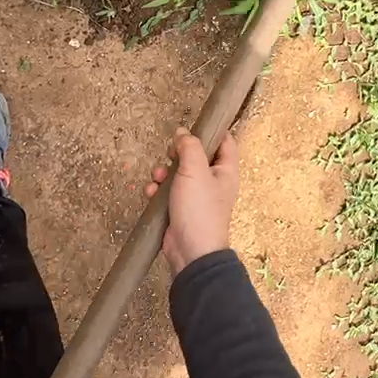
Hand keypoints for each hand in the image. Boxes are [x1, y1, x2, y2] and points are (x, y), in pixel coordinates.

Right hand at [144, 127, 239, 274]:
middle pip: (196, 156)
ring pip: (178, 173)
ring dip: (164, 172)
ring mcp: (196, 197)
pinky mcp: (180, 209)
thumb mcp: (195, 170)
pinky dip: (158, 190)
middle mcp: (213, 182)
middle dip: (179, 153)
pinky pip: (167, 192)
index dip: (212, 131)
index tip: (194, 126)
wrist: (191, 251)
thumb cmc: (199, 209)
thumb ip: (189, 146)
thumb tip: (182, 133)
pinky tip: (151, 193)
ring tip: (158, 177)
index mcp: (226, 171)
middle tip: (171, 152)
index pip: (225, 142)